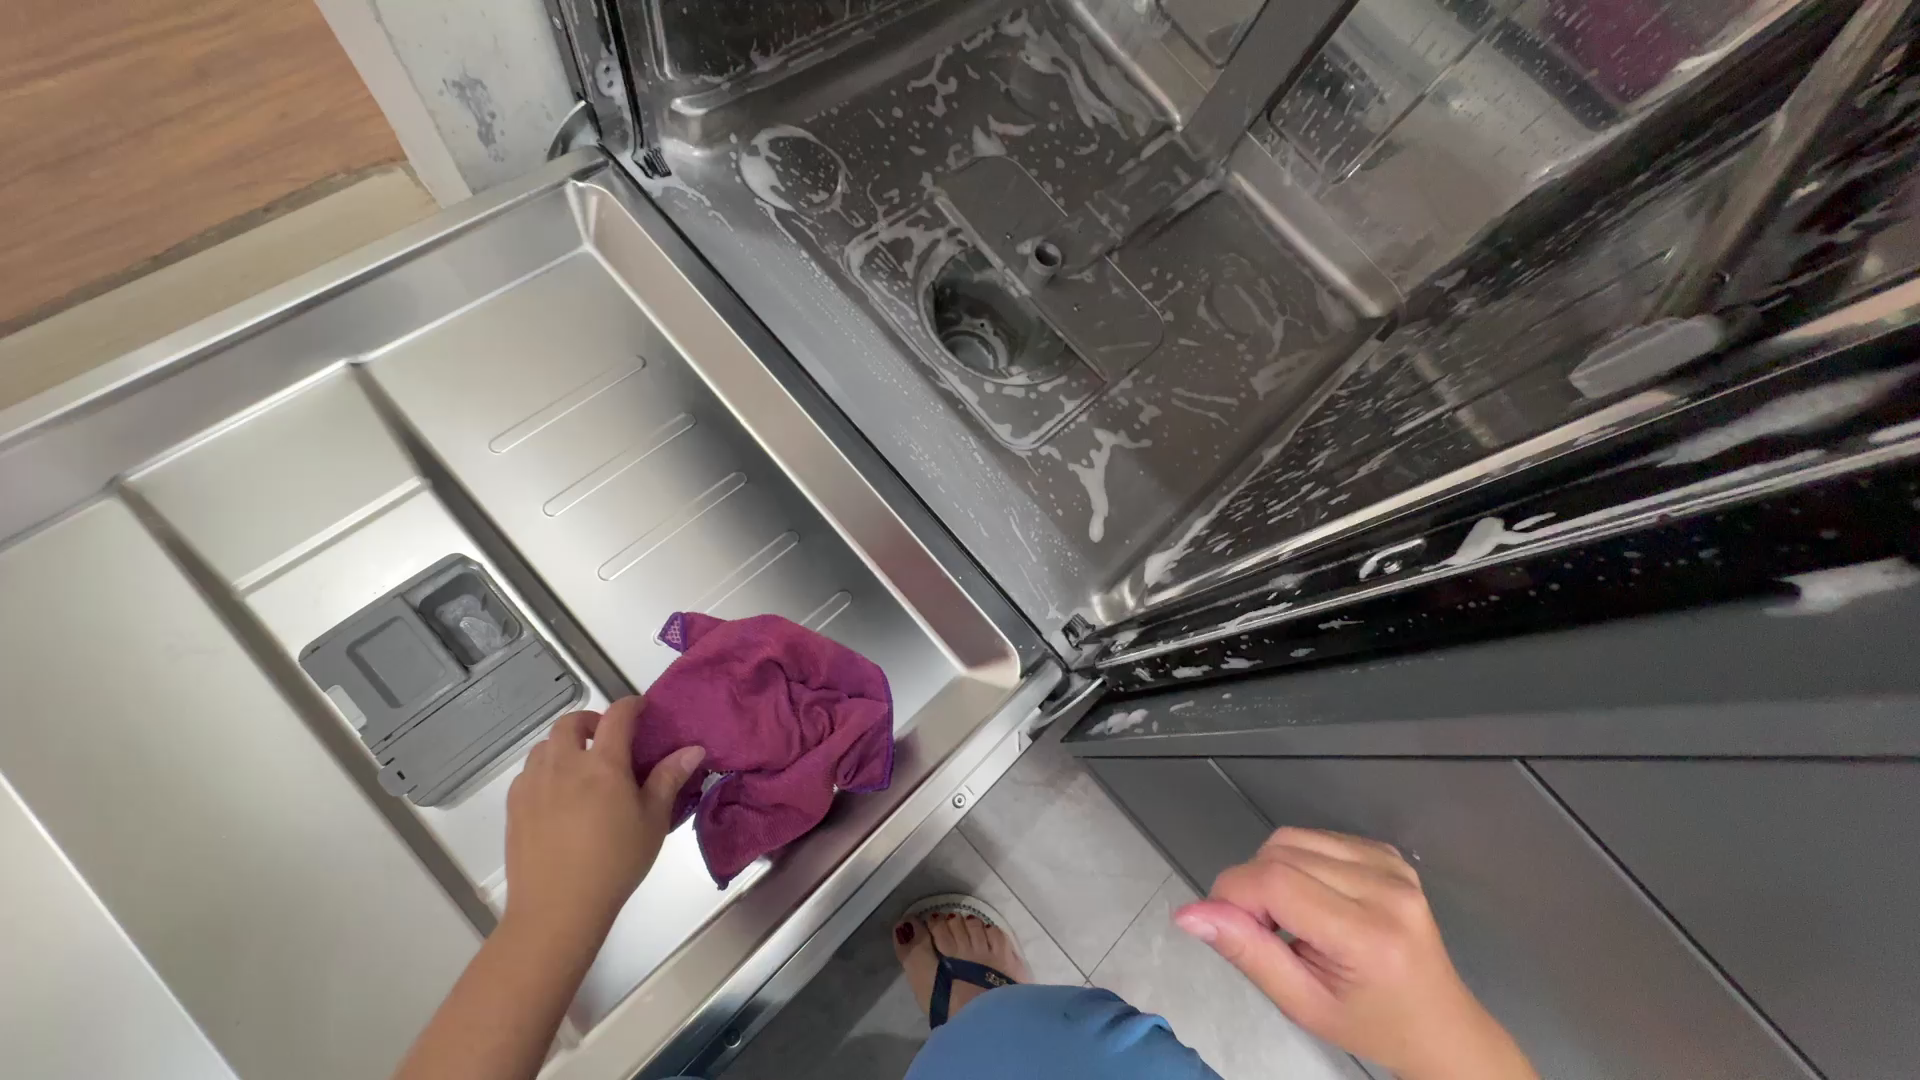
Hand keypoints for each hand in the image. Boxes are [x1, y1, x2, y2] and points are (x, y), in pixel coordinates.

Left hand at [502, 695, 704, 945]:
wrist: (557, 908)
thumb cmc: (615, 862)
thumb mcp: (652, 820)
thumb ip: (669, 779)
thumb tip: (694, 749)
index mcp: (603, 764)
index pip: (617, 716)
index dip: (631, 705)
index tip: (641, 710)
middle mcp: (564, 765)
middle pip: (570, 722)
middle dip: (590, 721)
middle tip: (607, 739)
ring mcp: (534, 784)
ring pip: (545, 745)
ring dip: (564, 745)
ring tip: (581, 767)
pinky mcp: (515, 806)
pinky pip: (528, 772)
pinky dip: (544, 769)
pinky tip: (557, 795)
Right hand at [1174, 828, 1535, 1079]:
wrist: (1442, 1027)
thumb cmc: (1370, 1025)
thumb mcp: (1302, 1004)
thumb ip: (1246, 952)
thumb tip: (1188, 914)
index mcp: (1368, 934)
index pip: (1275, 882)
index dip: (1233, 896)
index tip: (1230, 929)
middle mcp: (1385, 887)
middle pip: (1278, 854)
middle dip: (1250, 888)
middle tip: (1263, 932)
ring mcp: (1391, 864)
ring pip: (1290, 839)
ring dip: (1271, 872)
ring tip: (1290, 918)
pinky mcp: (1387, 852)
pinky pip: (1313, 837)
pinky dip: (1296, 862)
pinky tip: (1314, 898)